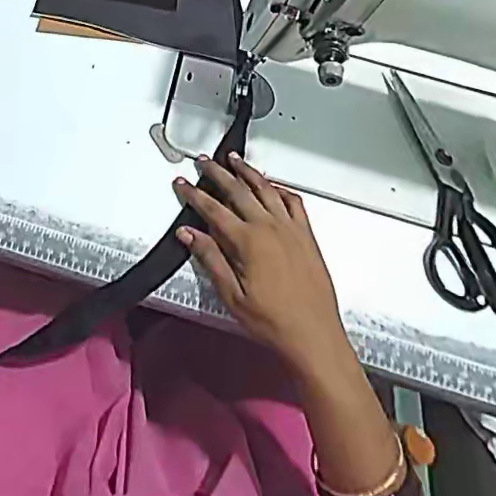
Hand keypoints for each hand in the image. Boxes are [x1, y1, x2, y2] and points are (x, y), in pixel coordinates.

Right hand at [172, 153, 353, 377]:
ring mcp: (291, 228)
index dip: (194, 194)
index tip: (181, 183)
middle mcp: (270, 227)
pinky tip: (272, 185)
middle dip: (217, 173)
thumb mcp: (231, 295)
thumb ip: (210, 258)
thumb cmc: (271, 321)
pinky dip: (280, 188)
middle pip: (238, 190)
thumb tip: (188, 233)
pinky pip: (293, 202)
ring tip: (234, 159)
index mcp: (248, 241)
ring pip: (266, 189)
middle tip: (204, 161)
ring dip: (248, 172)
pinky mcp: (306, 235)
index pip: (213, 209)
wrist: (314, 335)